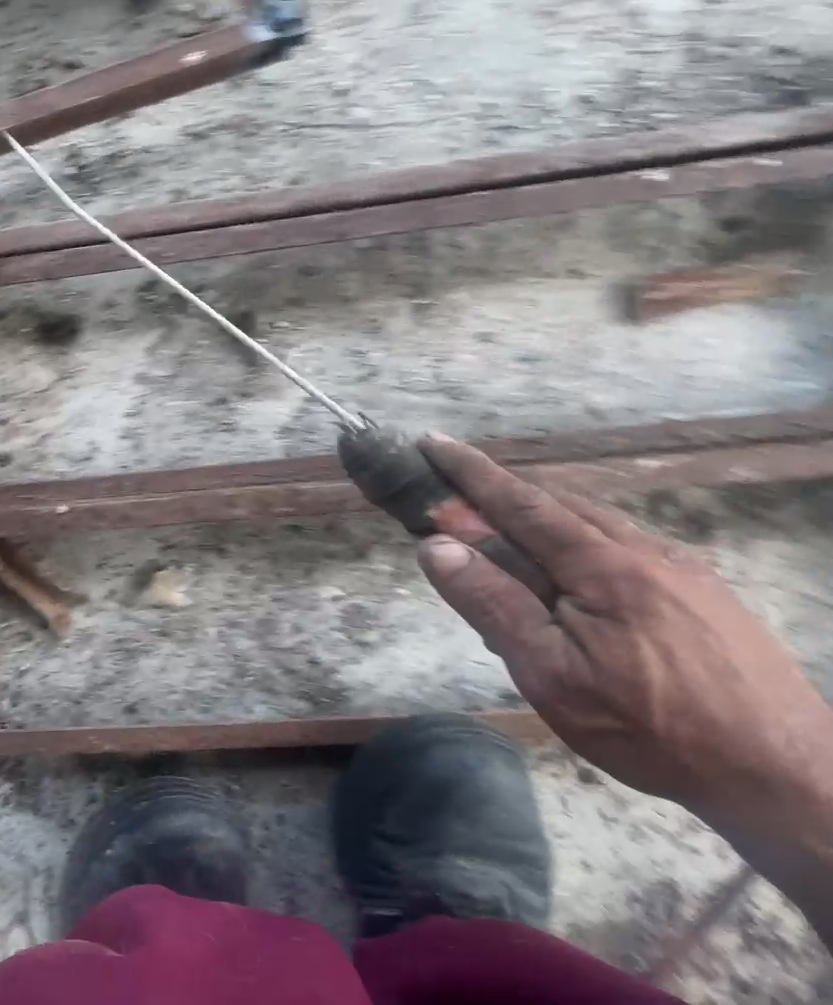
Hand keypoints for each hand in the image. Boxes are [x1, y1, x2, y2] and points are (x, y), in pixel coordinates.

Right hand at [414, 435, 832, 828]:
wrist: (788, 775)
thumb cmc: (651, 728)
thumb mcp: (550, 673)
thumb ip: (493, 604)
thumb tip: (436, 545)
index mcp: (603, 568)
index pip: (520, 505)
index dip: (470, 473)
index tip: (430, 443)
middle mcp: (647, 553)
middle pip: (559, 504)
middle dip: (500, 493)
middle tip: (451, 503)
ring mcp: (684, 572)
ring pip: (596, 523)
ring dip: (539, 517)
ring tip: (502, 539)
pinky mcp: (706, 594)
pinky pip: (626, 545)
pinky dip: (578, 539)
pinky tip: (571, 574)